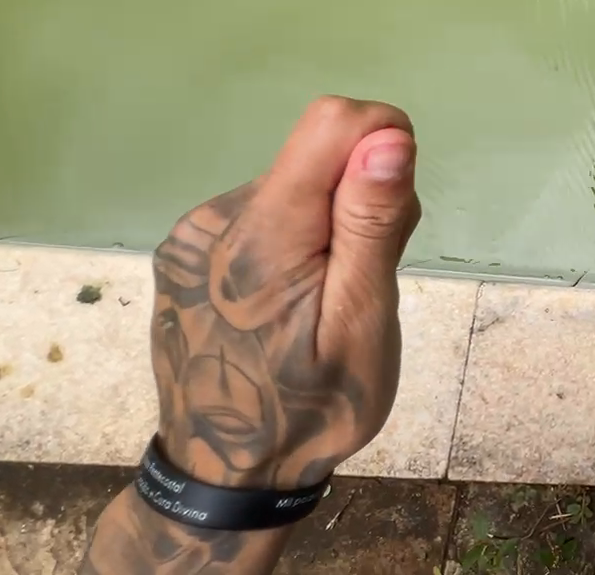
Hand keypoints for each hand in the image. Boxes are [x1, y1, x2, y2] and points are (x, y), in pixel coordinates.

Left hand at [149, 96, 420, 489]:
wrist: (227, 473)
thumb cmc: (315, 402)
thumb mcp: (363, 318)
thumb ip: (374, 224)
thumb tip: (390, 139)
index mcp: (263, 232)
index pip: (333, 122)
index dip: (385, 141)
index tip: (396, 205)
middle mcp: (220, 216)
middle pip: (325, 151)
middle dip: (370, 193)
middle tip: (372, 271)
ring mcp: (201, 232)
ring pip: (306, 177)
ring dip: (342, 215)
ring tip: (338, 288)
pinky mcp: (199, 246)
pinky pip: (280, 204)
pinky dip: (312, 231)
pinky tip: (306, 290)